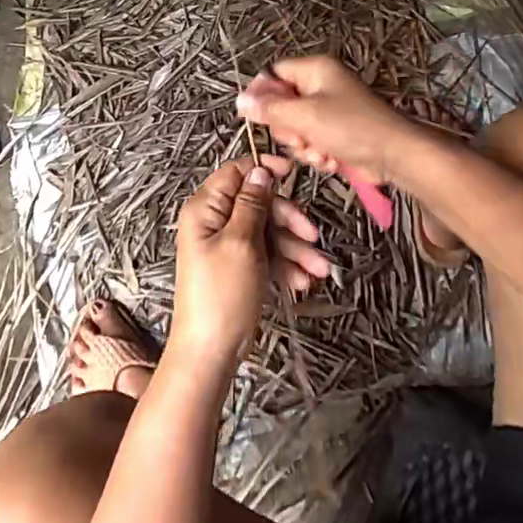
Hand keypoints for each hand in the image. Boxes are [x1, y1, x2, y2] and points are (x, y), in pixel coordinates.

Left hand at [170, 156, 331, 363]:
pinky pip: (267, 253)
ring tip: (317, 270)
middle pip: (259, 203)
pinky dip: (285, 264)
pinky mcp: (239, 266)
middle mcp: (214, 222)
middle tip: (311, 235)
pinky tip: (301, 281)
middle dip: (288, 220)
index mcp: (205, 208)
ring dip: (294, 248)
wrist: (211, 352)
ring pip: (268, 231)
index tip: (292, 172)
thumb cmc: (220, 296)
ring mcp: (227, 245)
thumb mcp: (241, 243)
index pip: (236, 172)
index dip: (264, 169)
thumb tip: (260, 172)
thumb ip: (252, 204)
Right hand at [235, 57, 416, 184]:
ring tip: (320, 152)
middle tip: (300, 137)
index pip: (275, 74)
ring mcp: (329, 111)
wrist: (392, 155)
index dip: (263, 94)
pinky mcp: (336, 133)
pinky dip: (317, 154)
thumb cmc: (351, 127)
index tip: (256, 115)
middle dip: (288, 129)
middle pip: (282, 104)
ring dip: (303, 146)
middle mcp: (321, 86)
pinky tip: (331, 160)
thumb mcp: (305, 116)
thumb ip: (270, 108)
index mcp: (315, 70)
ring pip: (296, 128)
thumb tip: (240, 100)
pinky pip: (312, 142)